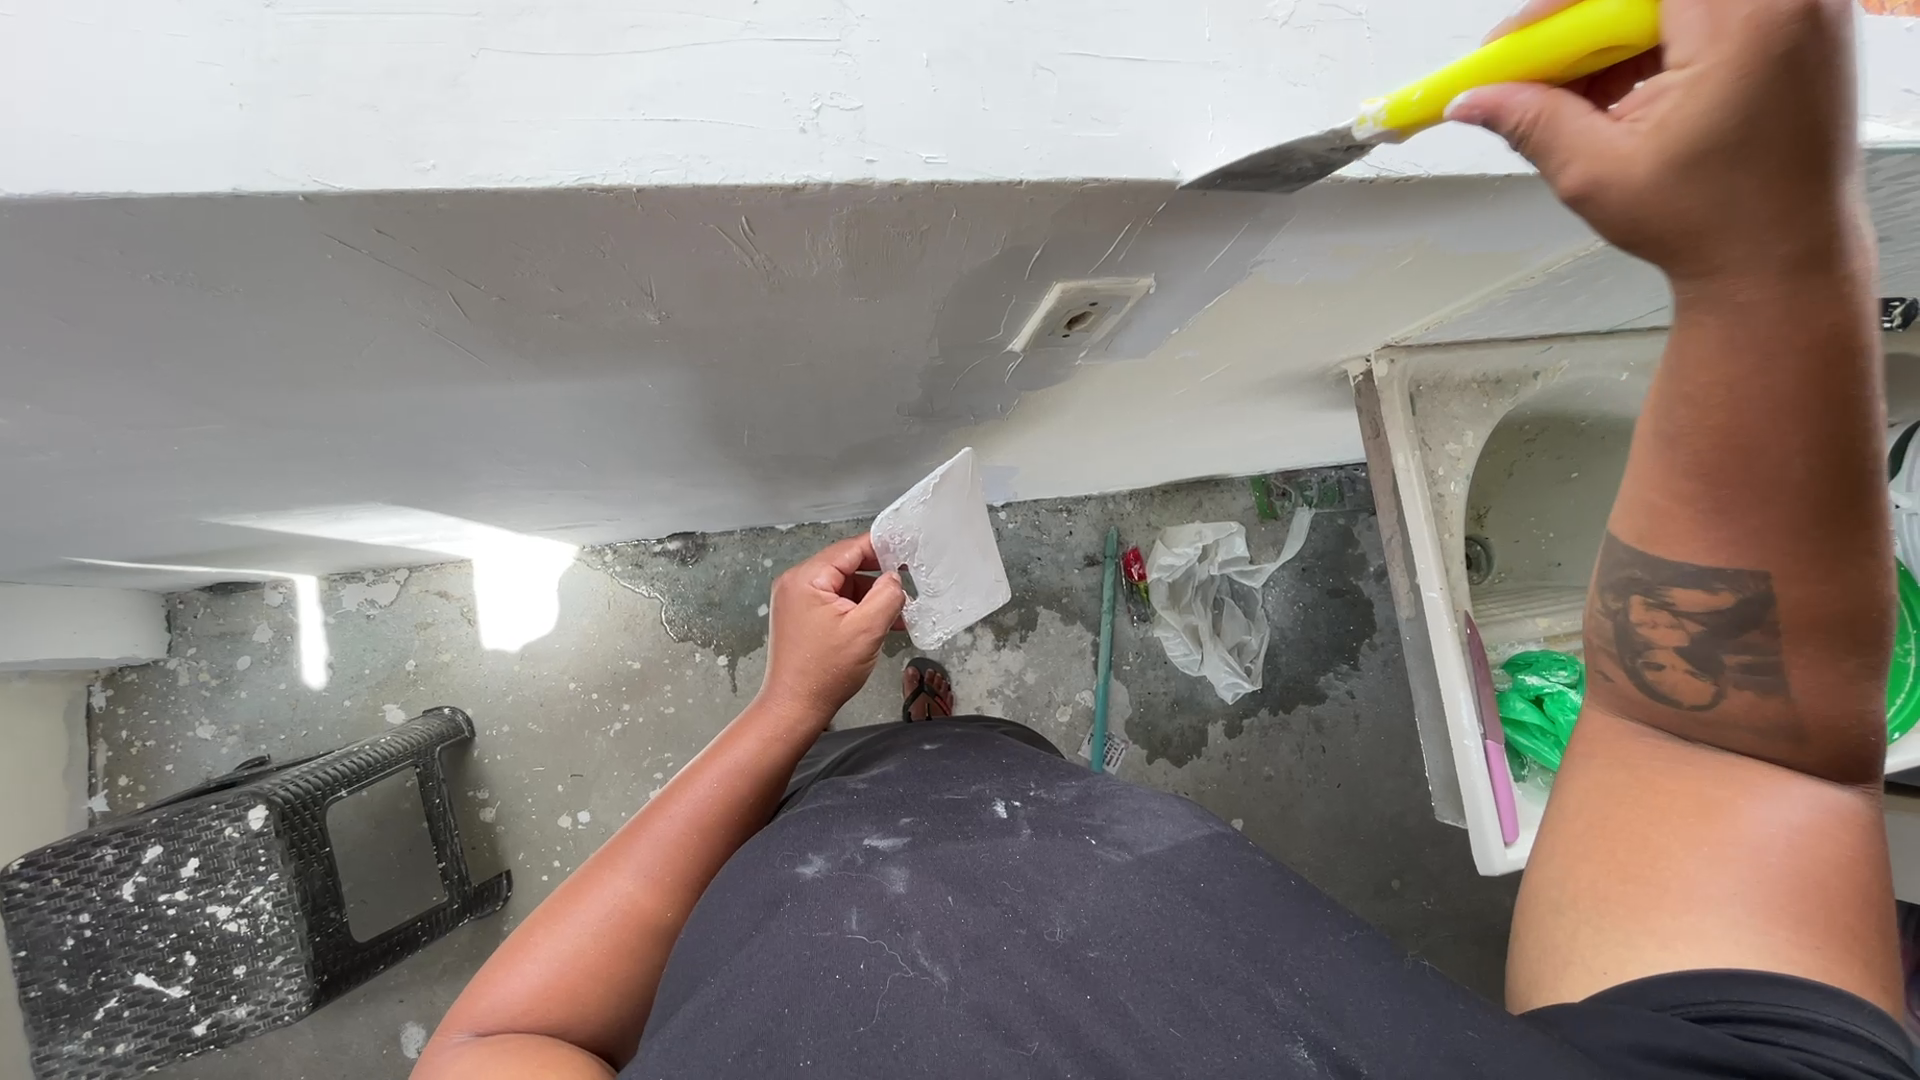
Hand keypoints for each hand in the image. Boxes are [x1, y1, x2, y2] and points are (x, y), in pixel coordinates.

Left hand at [756, 534, 905, 724]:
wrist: (795, 707)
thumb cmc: (823, 673)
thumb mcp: (867, 630)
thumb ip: (887, 596)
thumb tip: (895, 579)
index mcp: (806, 579)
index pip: (849, 549)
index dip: (880, 548)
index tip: (904, 550)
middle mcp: (796, 584)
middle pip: (846, 565)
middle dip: (877, 576)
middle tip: (906, 582)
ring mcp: (797, 601)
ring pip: (843, 585)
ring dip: (870, 596)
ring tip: (895, 612)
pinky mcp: (802, 617)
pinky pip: (836, 601)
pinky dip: (857, 609)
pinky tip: (879, 622)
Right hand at [1448, 0, 1870, 287]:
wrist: (1776, 249)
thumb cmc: (1708, 218)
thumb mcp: (1594, 172)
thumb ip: (1530, 122)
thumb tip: (1473, 100)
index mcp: (1743, 22)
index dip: (1554, 11)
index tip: (1504, 50)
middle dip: (1577, 26)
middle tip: (1526, 76)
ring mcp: (1795, 7)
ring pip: (1667, 2)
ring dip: (1608, 37)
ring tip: (1574, 97)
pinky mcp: (1790, 24)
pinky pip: (1699, 12)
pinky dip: (1645, 43)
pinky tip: (1615, 91)